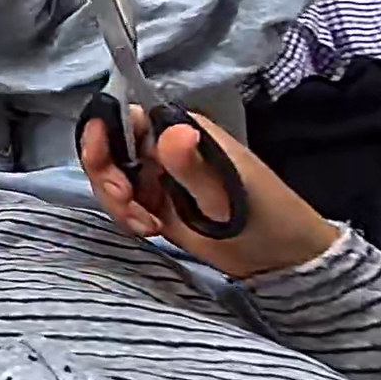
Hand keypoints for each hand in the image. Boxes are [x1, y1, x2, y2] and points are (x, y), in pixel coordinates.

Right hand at [80, 107, 340, 278]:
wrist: (281, 261)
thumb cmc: (264, 215)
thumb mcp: (227, 192)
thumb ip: (192, 166)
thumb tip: (171, 131)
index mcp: (179, 130)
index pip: (126, 118)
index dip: (103, 132)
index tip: (99, 155)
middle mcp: (161, 148)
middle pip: (109, 149)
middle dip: (106, 175)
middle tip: (125, 200)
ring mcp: (155, 177)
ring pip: (110, 178)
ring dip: (116, 201)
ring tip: (145, 225)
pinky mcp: (153, 204)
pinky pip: (122, 203)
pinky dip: (126, 217)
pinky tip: (150, 231)